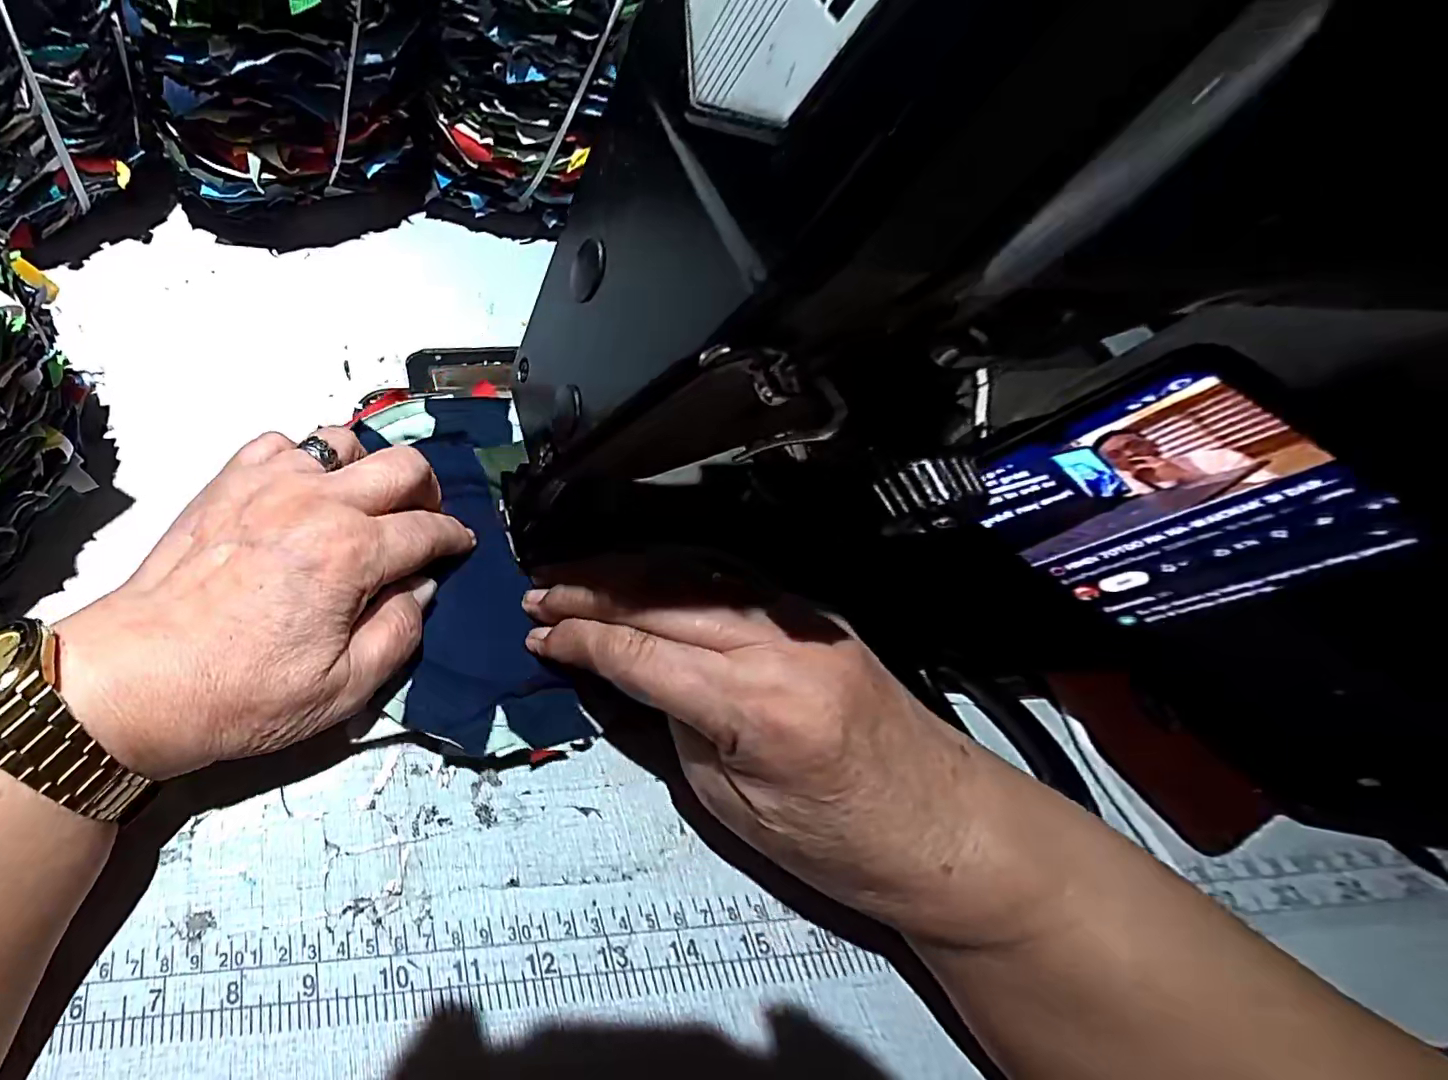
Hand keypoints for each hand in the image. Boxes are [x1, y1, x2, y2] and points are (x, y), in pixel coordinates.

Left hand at [53, 428, 474, 779]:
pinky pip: (283, 443)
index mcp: (351, 553)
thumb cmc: (239, 692)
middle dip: (428, 491)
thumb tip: (420, 587)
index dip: (453, 538)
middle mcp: (316, 502)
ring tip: (364, 502)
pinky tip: (303, 491)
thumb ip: (399, 632)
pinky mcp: (228, 482)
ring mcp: (268, 483)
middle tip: (425, 518)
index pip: (427, 530)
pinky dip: (306, 460)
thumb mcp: (343, 688)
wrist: (137, 677)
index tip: (458, 544)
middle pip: (403, 467)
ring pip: (344, 442)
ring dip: (368, 468)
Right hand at [522, 557, 1071, 948]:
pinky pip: (722, 579)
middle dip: (587, 593)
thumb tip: (630, 673)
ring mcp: (798, 620)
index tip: (537, 633)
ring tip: (568, 573)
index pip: (640, 652)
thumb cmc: (837, 843)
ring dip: (620, 571)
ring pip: (687, 575)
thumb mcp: (730, 801)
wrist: (951, 831)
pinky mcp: (809, 615)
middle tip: (536, 591)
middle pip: (658, 600)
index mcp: (755, 705)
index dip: (579, 640)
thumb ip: (673, 723)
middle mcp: (775, 644)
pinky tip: (633, 571)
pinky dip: (666, 572)